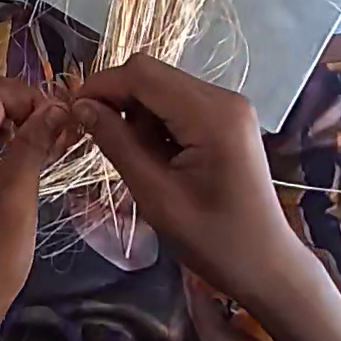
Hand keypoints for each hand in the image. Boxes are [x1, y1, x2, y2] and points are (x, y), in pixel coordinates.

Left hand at [0, 74, 72, 340]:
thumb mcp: (15, 198)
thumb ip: (32, 146)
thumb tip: (57, 106)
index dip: (29, 96)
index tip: (64, 118)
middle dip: (26, 103)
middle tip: (62, 127)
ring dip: (23, 120)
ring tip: (57, 140)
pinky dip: (15, 139)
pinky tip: (40, 155)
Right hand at [73, 54, 298, 295]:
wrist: (268, 267)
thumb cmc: (214, 240)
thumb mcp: (156, 195)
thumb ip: (117, 143)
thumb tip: (80, 106)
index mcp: (212, 115)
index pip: (142, 74)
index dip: (101, 85)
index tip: (72, 111)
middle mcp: (222, 98)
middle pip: (150, 73)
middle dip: (115, 97)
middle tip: (93, 132)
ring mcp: (226, 105)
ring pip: (159, 85)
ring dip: (133, 109)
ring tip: (130, 151)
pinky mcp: (224, 116)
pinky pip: (174, 100)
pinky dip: (151, 118)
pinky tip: (151, 151)